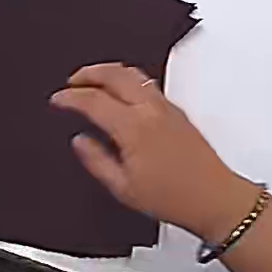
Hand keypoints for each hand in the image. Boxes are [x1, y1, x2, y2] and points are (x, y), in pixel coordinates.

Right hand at [50, 63, 259, 239]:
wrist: (213, 199)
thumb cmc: (174, 198)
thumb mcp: (123, 188)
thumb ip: (97, 160)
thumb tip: (80, 142)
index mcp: (133, 128)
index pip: (94, 100)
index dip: (70, 97)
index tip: (58, 100)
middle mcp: (151, 110)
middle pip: (114, 75)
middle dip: (89, 73)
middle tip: (72, 81)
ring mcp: (166, 107)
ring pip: (133, 74)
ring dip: (109, 72)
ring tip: (93, 80)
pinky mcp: (177, 111)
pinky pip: (148, 83)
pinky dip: (128, 79)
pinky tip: (122, 91)